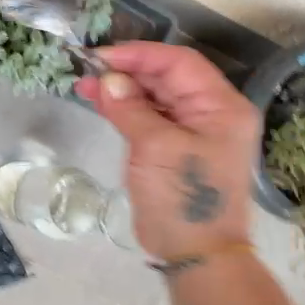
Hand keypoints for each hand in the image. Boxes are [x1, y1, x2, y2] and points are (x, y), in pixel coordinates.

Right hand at [77, 42, 259, 261]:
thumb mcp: (156, 148)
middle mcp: (211, 112)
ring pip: (155, 96)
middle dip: (127, 70)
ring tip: (84, 85)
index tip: (98, 57)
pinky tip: (99, 102)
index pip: (179, 64)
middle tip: (85, 70)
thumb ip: (132, 110)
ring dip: (122, 88)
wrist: (194, 249)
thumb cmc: (184, 197)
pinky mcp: (172, 148)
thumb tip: (107, 80)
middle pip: (168, 77)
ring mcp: (192, 131)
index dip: (139, 55)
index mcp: (221, 107)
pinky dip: (124, 107)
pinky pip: (148, 116)